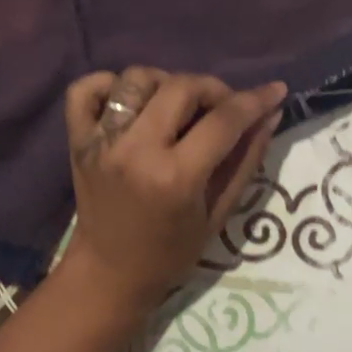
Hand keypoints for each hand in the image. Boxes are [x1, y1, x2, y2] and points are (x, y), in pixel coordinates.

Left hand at [57, 67, 287, 315]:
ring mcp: (100, 141)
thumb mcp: (218, 213)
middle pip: (180, 87)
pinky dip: (108, 84)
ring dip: (164, 83)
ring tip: (175, 106)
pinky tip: (129, 102)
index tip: (274, 90)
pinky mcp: (76, 139)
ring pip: (135, 79)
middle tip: (220, 108)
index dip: (255, 100)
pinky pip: (85, 88)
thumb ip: (246, 160)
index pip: (223, 121)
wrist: (109, 271)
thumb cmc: (171, 251)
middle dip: (211, 88)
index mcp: (174, 177)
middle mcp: (134, 150)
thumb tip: (270, 113)